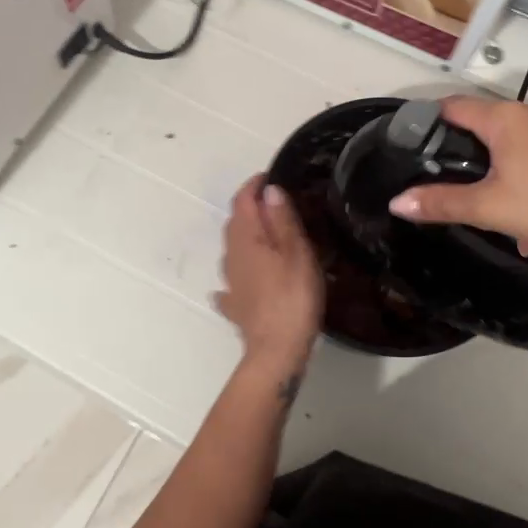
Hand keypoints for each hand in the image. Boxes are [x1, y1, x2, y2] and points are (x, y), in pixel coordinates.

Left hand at [216, 175, 323, 373]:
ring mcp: (230, 281)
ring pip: (235, 248)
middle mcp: (231, 255)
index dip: (256, 185)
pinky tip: (249, 279)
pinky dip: (243, 271)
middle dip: (252, 208)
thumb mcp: (296, 253)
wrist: (276, 351)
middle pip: (236, 222)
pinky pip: (235, 280)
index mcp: (246, 238)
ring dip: (249, 236)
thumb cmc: (292, 296)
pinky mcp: (235, 304)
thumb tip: (269, 191)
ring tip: (272, 235)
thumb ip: (282, 220)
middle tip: (279, 204)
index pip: (243, 200)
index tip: (273, 176)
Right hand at [388, 96, 527, 260]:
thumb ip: (441, 203)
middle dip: (474, 165)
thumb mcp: (491, 209)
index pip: (453, 106)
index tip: (415, 148)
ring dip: (507, 184)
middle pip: (488, 131)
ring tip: (509, 228)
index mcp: (505, 118)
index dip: (429, 123)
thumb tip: (396, 202)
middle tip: (463, 199)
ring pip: (520, 152)